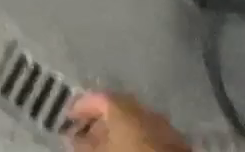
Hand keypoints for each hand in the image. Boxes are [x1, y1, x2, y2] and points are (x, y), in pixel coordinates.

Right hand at [64, 92, 190, 151]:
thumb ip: (81, 144)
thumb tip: (70, 136)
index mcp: (118, 104)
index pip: (92, 97)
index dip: (78, 107)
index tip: (68, 118)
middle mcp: (139, 106)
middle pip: (114, 107)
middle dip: (99, 119)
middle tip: (86, 132)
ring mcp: (160, 122)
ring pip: (133, 121)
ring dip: (119, 130)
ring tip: (108, 144)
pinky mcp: (176, 141)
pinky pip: (149, 133)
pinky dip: (137, 139)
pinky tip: (131, 147)